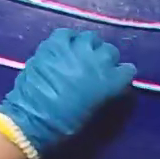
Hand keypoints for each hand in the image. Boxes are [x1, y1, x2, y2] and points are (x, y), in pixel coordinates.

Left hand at [0, 29, 136, 158]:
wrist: (33, 118)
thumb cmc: (65, 124)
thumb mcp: (94, 112)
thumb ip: (105, 94)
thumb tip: (107, 85)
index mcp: (110, 82)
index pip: (127, 70)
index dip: (120, 74)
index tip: (114, 78)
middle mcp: (97, 61)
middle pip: (110, 51)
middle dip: (105, 58)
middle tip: (95, 67)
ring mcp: (75, 49)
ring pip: (90, 38)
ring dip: (88, 46)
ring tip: (80, 54)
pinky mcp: (54, 44)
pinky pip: (66, 33)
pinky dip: (67, 39)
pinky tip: (64, 46)